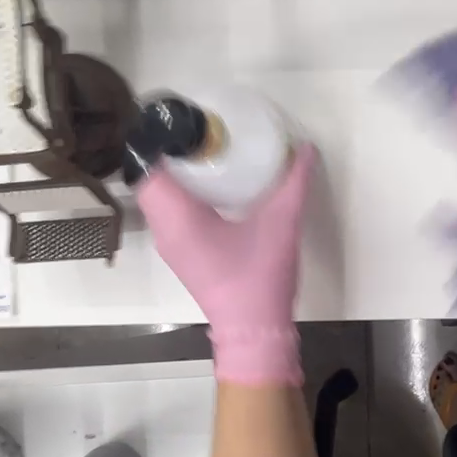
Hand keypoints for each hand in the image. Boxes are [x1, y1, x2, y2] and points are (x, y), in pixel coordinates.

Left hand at [139, 146, 314, 385]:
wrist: (254, 332)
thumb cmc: (259, 278)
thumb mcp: (282, 225)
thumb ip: (294, 184)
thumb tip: (306, 149)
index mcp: (178, 218)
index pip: (150, 166)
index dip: (162, 140)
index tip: (188, 123)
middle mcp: (165, 230)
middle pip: (152, 180)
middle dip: (171, 155)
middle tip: (203, 137)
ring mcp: (171, 246)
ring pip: (160, 199)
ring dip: (176, 176)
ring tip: (208, 157)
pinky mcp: (184, 256)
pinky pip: (171, 215)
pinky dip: (184, 197)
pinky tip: (215, 191)